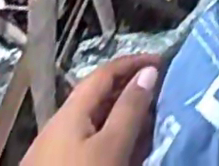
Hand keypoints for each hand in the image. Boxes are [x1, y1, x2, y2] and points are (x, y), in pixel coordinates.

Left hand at [22, 55, 159, 165]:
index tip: (163, 63)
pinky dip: (113, 141)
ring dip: (124, 118)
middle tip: (162, 93)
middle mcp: (59, 128)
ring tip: (152, 123)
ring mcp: (55, 156)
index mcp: (69, 114)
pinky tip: (129, 155)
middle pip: (98, 97)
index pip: (105, 72)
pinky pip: (90, 147)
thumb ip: (130, 109)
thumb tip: (148, 72)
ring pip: (95, 124)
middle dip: (131, 90)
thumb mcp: (111, 148)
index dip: (134, 62)